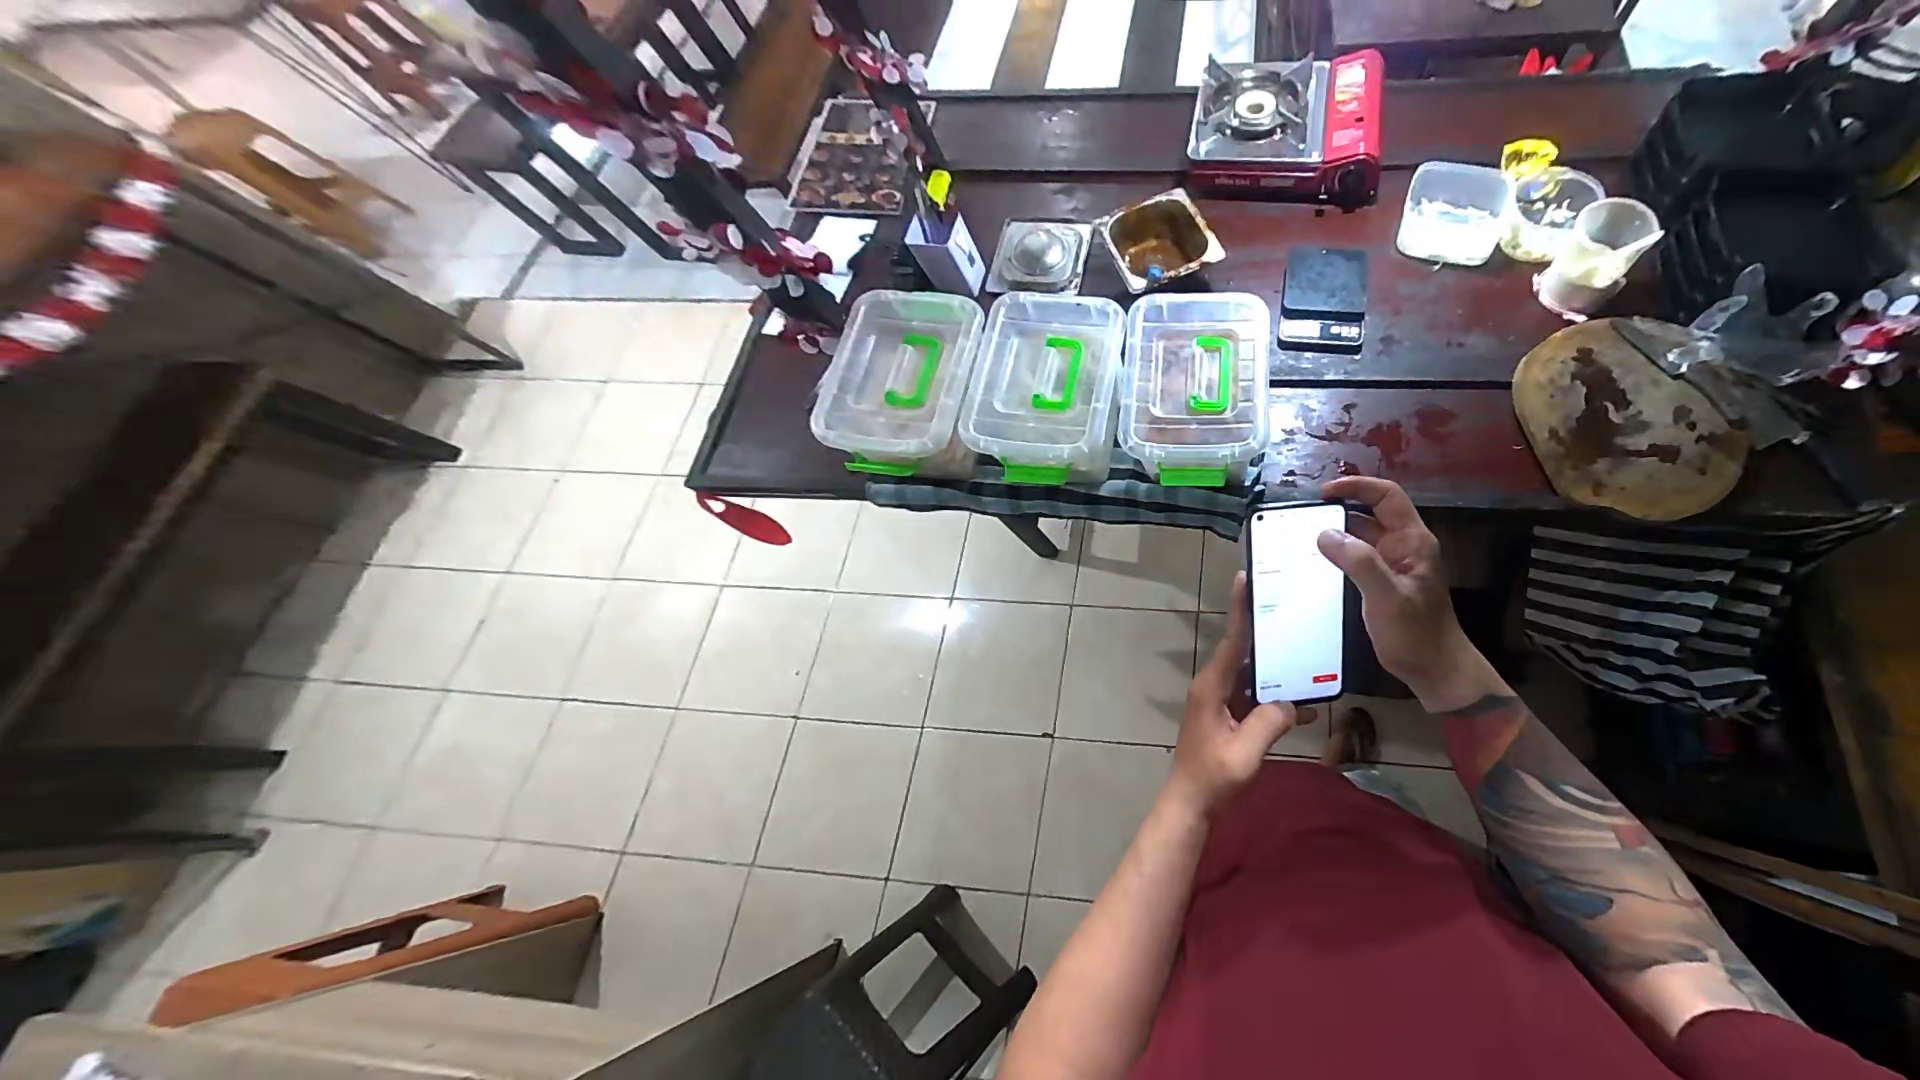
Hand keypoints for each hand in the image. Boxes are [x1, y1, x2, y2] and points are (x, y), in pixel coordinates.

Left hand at [1166, 572, 1301, 817]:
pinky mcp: (1228, 716)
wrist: (1191, 802)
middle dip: (1268, 634)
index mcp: (1212, 687)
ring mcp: (1220, 701)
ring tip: (1312, 658)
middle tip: (1294, 611)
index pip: (1232, 641)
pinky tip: (1305, 707)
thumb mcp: (1246, 751)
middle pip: (1245, 652)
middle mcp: (1213, 686)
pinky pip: (1254, 697)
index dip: (1240, 610)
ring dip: (1279, 672)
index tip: (1245, 579)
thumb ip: (1269, 722)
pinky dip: (1276, 699)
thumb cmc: (1213, 777)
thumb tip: (1293, 702)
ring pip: (1253, 676)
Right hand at [1315, 477, 1486, 708]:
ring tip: (1300, 534)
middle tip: (1303, 514)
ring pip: (1359, 535)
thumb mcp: (1387, 596)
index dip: (1357, 486)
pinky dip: (1333, 553)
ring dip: (1333, 531)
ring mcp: (1391, 564)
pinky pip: (1353, 556)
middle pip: (1370, 512)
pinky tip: (1312, 561)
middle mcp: (1402, 546)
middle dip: (1338, 507)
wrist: (1433, 668)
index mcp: (1412, 541)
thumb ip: (1359, 562)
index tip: (1323, 492)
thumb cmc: (1416, 633)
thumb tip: (1325, 533)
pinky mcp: (1379, 581)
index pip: (1387, 496)